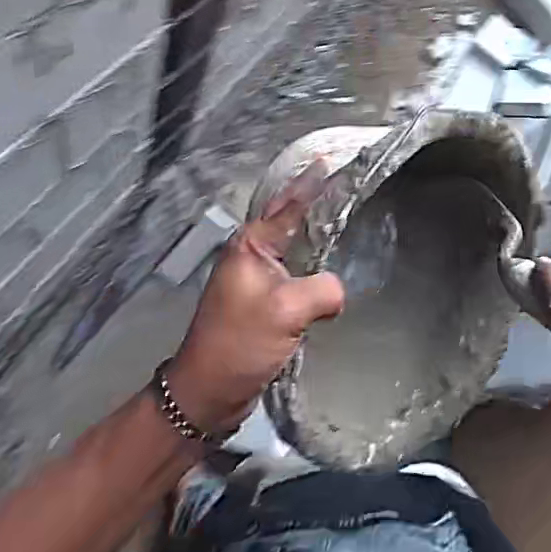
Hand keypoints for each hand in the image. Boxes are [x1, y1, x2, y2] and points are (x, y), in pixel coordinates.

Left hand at [165, 163, 345, 433]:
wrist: (207, 392)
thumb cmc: (241, 343)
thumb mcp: (287, 311)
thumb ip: (323, 289)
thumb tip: (338, 289)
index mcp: (251, 245)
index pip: (287, 204)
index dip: (310, 182)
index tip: (328, 159)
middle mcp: (251, 253)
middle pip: (287, 216)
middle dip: (312, 198)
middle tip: (342, 180)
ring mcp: (255, 276)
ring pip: (292, 243)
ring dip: (314, 229)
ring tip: (343, 214)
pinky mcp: (263, 298)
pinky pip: (295, 268)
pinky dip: (312, 259)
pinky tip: (331, 260)